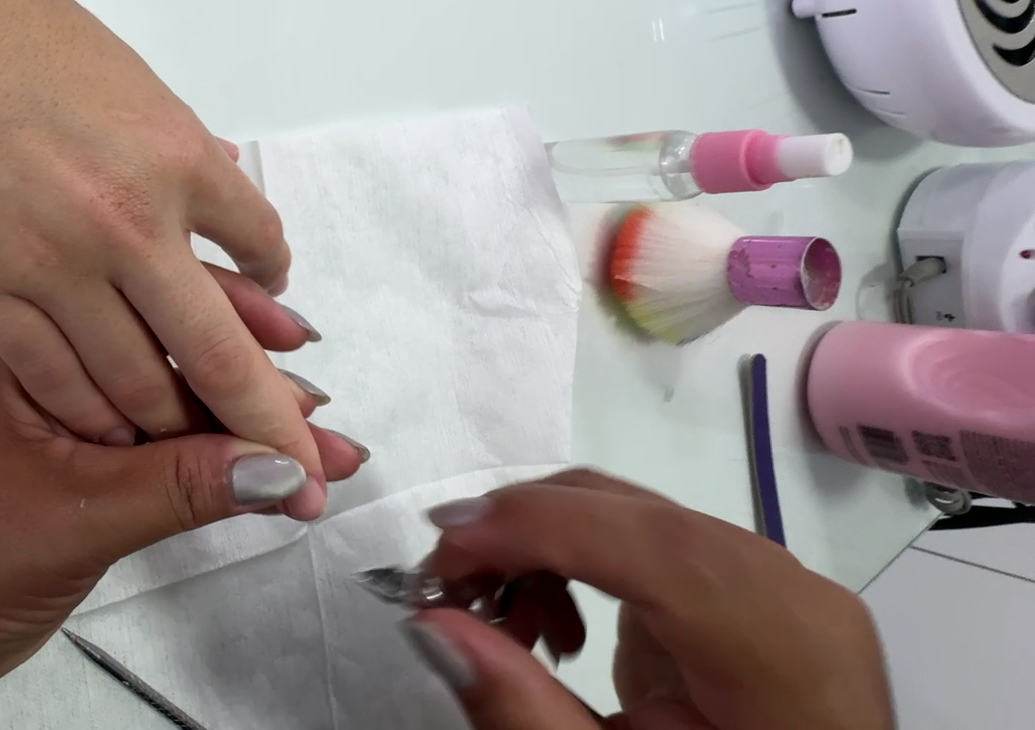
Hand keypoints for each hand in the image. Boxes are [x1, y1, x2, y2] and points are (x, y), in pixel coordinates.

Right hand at [0, 0, 324, 518]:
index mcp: (177, 157)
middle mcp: (131, 227)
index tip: (273, 295)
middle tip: (303, 467)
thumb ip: (174, 140)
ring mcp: (56, 269)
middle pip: (218, 351)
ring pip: (136, 381)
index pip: (261, 243)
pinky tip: (116, 426)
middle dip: (268, 421)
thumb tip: (212, 173)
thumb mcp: (124, 73)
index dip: (274, 278)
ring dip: (174, 419)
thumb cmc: (11, 30)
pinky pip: (57, 377)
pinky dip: (95, 412)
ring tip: (194, 436)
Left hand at [0, 346, 366, 727]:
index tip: (300, 383)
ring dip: (256, 428)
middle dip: (258, 388)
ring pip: (188, 402)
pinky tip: (280, 471)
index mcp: (46, 345)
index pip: (152, 318)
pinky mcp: (105, 458)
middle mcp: (71, 364)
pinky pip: (178, 447)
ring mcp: (90, 411)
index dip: (232, 344)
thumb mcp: (78, 512)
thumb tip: (283, 465)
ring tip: (329, 452)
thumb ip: (179, 485)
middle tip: (326, 423)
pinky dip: (230, 462)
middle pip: (180, 354)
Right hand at [406, 470, 893, 729]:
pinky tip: (551, 622)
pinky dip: (561, 552)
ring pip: (612, 505)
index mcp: (784, 656)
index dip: (540, 528)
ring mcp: (761, 569)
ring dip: (530, 543)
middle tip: (447, 589)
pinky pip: (624, 523)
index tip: (443, 550)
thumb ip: (525, 711)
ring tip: (498, 619)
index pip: (657, 549)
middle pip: (621, 511)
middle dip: (513, 533)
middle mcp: (782, 588)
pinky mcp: (728, 567)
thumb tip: (431, 625)